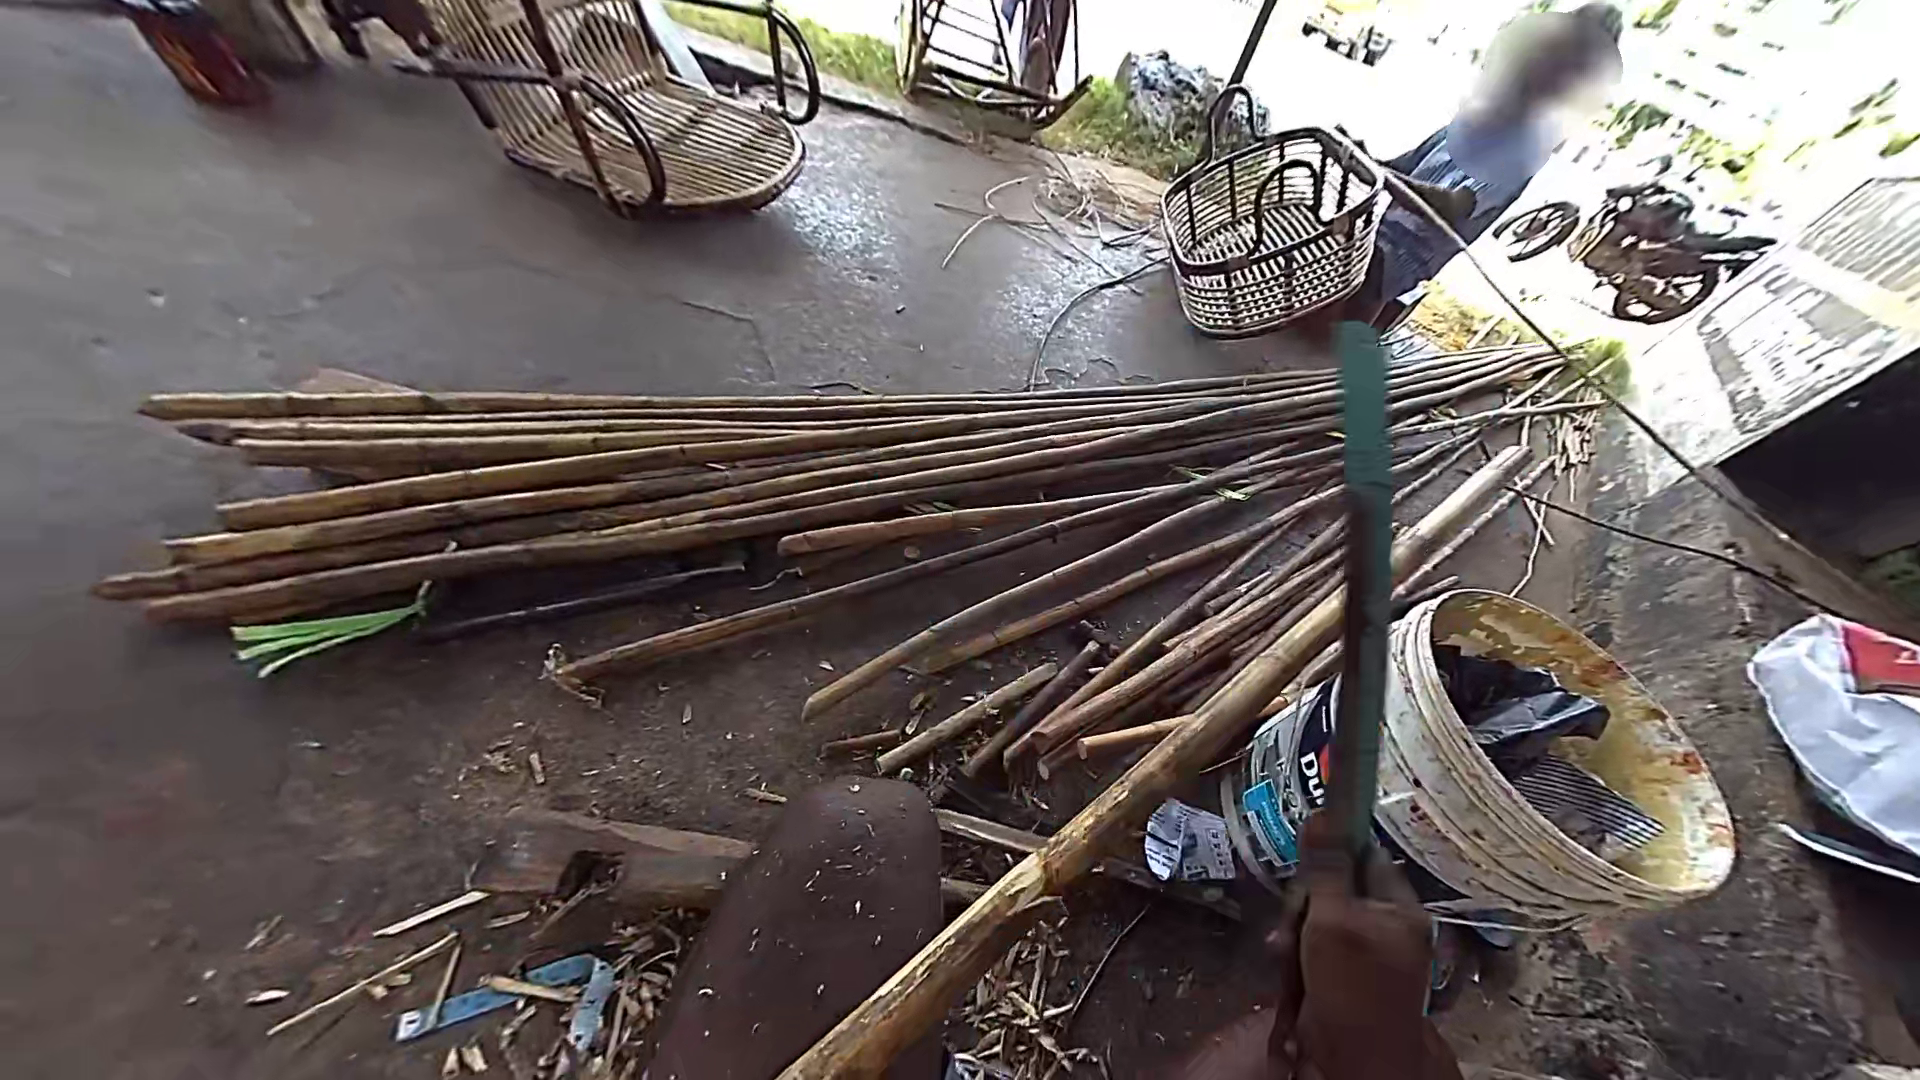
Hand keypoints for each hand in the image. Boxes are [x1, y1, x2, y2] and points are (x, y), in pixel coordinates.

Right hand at [1267, 814, 1457, 1079]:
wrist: (1352, 1059)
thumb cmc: (1350, 984)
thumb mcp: (1333, 917)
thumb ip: (1326, 866)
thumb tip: (1323, 811)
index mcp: (1400, 908)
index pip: (1365, 854)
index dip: (1333, 848)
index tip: (1304, 853)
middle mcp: (1385, 922)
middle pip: (1333, 881)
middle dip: (1304, 896)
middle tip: (1294, 914)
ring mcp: (1364, 946)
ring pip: (1316, 908)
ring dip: (1293, 922)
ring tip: (1285, 946)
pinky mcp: (1341, 965)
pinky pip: (1311, 935)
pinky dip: (1294, 943)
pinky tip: (1283, 956)